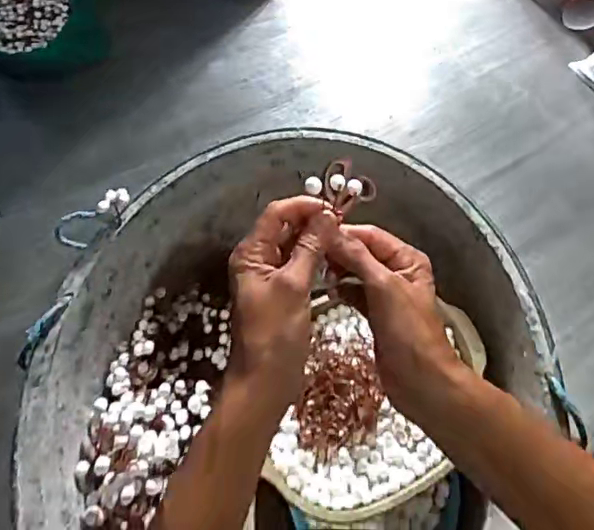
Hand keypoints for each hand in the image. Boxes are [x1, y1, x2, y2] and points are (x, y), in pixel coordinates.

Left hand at [227, 196, 332, 410]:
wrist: (262, 387)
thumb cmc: (275, 336)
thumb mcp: (294, 287)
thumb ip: (310, 247)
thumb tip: (327, 215)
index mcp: (251, 253)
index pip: (277, 213)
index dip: (304, 205)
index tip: (332, 208)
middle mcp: (256, 258)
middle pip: (284, 226)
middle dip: (312, 220)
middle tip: (342, 222)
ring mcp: (267, 275)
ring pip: (292, 244)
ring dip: (315, 238)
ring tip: (342, 237)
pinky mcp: (279, 291)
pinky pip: (296, 263)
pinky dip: (313, 257)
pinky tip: (332, 259)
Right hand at [325, 224, 463, 420]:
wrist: (423, 384)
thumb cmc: (410, 333)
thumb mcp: (384, 287)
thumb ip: (357, 257)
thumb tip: (330, 230)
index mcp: (407, 259)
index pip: (371, 235)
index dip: (345, 233)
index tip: (316, 232)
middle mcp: (398, 272)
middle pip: (362, 252)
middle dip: (339, 252)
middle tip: (312, 253)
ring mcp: (386, 294)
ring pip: (357, 272)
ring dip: (339, 270)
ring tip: (317, 271)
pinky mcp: (376, 314)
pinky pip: (355, 293)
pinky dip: (342, 290)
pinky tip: (328, 290)